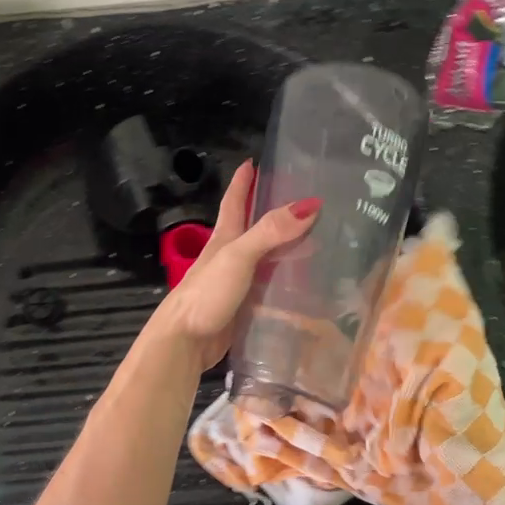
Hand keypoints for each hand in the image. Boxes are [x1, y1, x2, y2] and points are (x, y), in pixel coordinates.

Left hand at [150, 160, 319, 369]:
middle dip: (273, 213)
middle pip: (253, 228)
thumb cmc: (206, 294)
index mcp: (224, 238)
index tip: (253, 161)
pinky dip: (287, 284)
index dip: (243, 181)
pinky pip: (270, 290)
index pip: (234, 201)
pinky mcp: (244, 308)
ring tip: (319, 242)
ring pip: (265, 260)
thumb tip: (310, 204)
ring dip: (286, 250)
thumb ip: (270, 232)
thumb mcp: (238, 256)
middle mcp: (230, 257)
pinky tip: (307, 287)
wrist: (185, 342)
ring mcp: (236, 284)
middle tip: (305, 201)